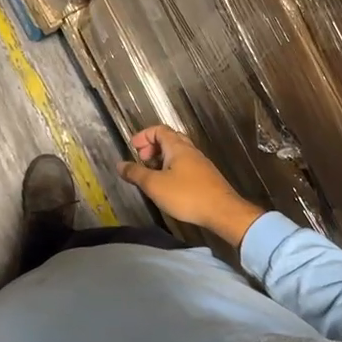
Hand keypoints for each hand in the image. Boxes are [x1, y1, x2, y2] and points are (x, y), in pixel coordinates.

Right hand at [119, 126, 265, 246]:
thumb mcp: (155, 185)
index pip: (159, 130)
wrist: (222, 211)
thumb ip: (136, 173)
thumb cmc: (186, 195)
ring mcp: (200, 163)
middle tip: (141, 160)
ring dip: (162, 158)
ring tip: (151, 174)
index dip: (144, 135)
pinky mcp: (205, 176)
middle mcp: (190, 150)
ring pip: (178, 153)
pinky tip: (168, 185)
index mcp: (177, 147)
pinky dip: (172, 167)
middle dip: (152, 146)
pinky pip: (185, 164)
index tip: (132, 148)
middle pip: (169, 139)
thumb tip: (120, 164)